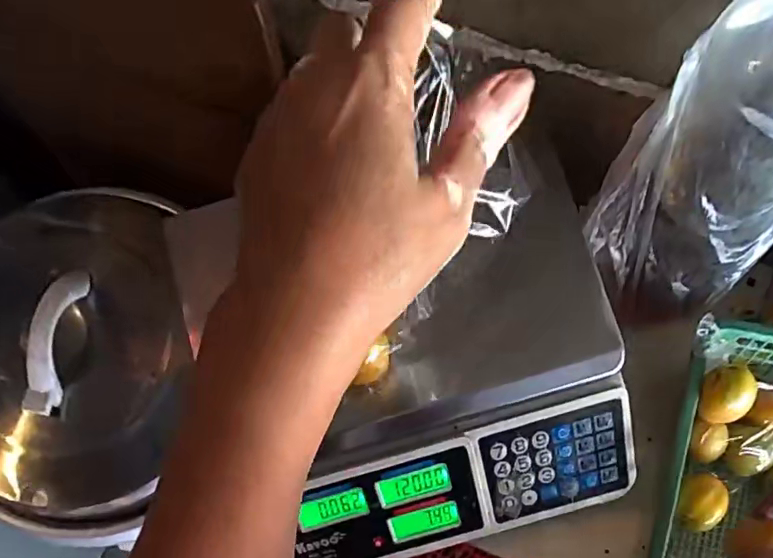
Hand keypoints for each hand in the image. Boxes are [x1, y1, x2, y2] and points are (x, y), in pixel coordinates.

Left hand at [230, 0, 534, 364]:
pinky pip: (287, 116)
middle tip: (401, 97)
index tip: (433, 3)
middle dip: (374, 45)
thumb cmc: (380, 261)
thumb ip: (477, 138)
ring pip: (311, 72)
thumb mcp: (445, 208)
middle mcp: (316, 84)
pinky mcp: (255, 156)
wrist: (294, 311)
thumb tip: (517, 84)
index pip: (404, 6)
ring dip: (340, 86)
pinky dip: (312, 126)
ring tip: (365, 146)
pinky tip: (328, 180)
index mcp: (373, 86)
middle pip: (346, 29)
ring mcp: (277, 119)